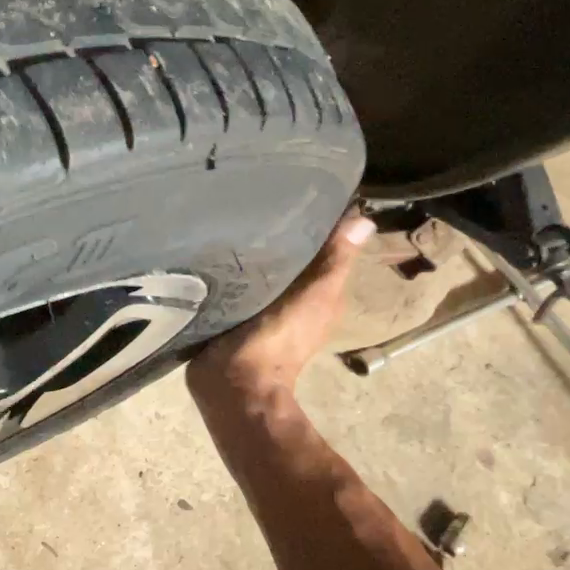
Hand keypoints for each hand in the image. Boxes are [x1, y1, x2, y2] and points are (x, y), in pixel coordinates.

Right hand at [186, 208, 373, 405]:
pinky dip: (223, 265)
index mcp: (316, 293)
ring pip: (254, 267)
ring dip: (245, 247)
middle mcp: (288, 296)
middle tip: (251, 194)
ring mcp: (254, 305)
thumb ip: (333, 263)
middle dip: (273, 230)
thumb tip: (363, 218)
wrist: (233, 380)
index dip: (313, 221)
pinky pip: (227, 279)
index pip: (318, 248)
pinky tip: (207, 245)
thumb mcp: (314, 297)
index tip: (293, 188)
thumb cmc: (281, 338)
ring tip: (226, 213)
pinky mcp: (224, 308)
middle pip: (284, 256)